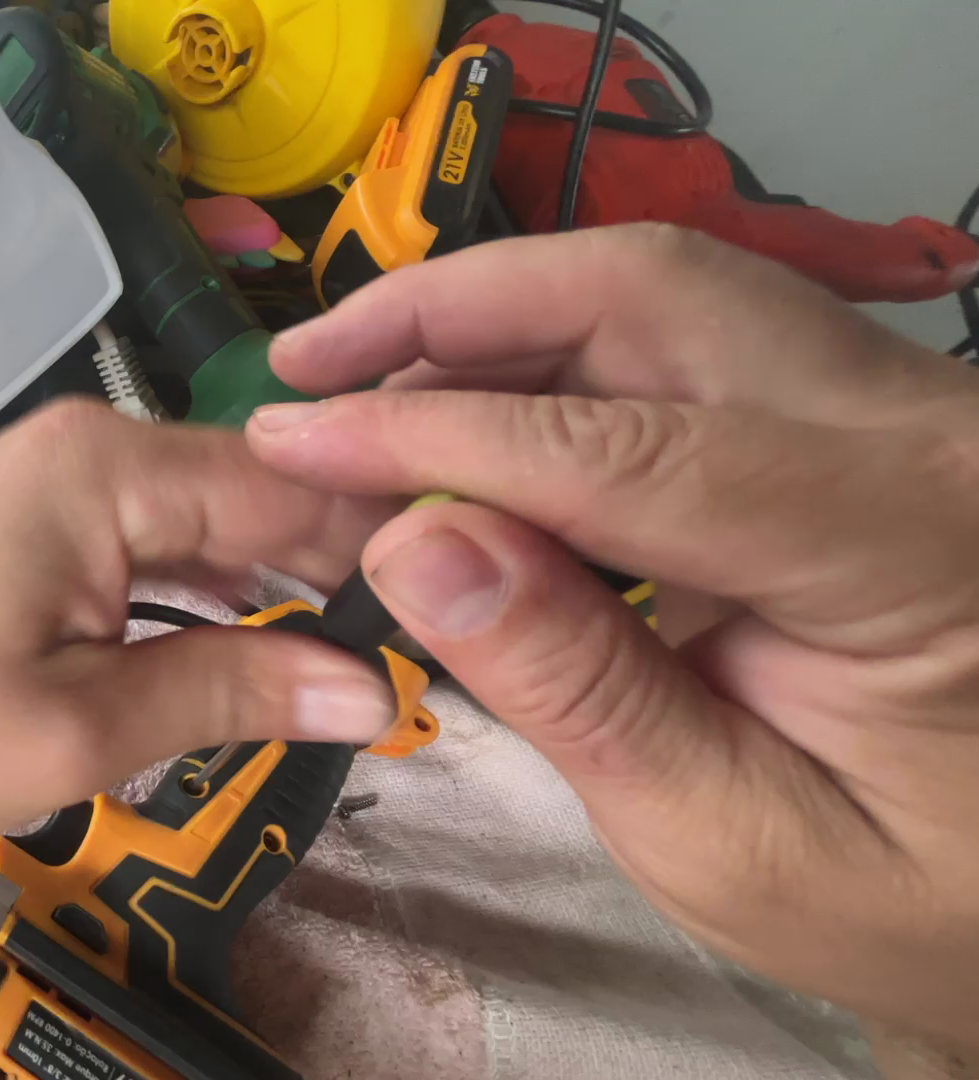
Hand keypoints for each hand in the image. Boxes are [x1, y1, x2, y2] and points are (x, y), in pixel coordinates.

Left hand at [0, 401, 396, 846]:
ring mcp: (52, 477)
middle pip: (245, 493)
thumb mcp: (76, 729)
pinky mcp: (31, 518)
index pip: (284, 485)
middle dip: (327, 564)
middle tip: (419, 637)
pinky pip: (144, 539)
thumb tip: (371, 692)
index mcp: (101, 469)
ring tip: (357, 640)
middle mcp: (83, 446)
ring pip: (198, 519)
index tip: (453, 602)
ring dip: (266, 578)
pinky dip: (198, 585)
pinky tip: (249, 626)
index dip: (376, 543)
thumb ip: (228, 691)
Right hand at [245, 225, 978, 1049]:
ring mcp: (873, 402)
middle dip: (442, 307)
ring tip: (343, 383)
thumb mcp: (731, 838)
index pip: (618, 449)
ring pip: (634, 295)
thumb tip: (411, 545)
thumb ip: (571, 685)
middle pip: (642, 290)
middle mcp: (914, 428)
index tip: (287, 438)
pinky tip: (428, 411)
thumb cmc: (912, 891)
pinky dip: (506, 361)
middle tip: (305, 355)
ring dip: (464, 325)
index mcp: (914, 547)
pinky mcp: (816, 413)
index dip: (428, 434)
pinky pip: (638, 345)